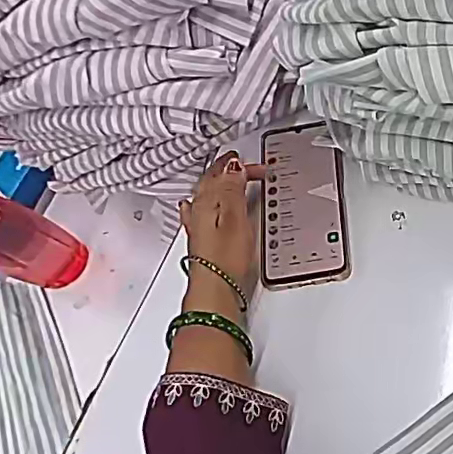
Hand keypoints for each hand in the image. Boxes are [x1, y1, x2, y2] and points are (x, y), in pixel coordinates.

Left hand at [178, 151, 266, 293]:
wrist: (215, 290)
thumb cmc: (224, 259)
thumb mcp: (235, 218)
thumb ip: (233, 191)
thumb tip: (233, 168)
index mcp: (207, 203)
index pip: (222, 175)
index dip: (237, 166)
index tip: (253, 163)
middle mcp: (199, 212)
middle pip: (212, 183)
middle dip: (228, 172)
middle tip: (244, 166)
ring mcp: (199, 226)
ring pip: (206, 196)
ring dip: (218, 185)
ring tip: (227, 178)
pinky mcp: (203, 240)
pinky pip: (201, 212)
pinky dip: (206, 204)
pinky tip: (198, 206)